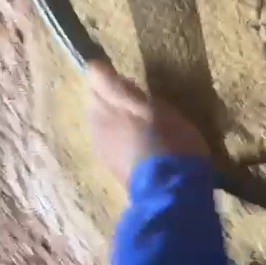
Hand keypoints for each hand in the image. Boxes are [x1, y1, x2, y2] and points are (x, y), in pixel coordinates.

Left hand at [85, 60, 209, 186]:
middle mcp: (94, 119)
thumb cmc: (171, 144)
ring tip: (145, 133)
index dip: (111, 74)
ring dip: (118, 122)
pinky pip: (111, 143)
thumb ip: (131, 92)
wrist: (169, 192)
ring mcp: (99, 145)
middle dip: (114, 100)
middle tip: (143, 109)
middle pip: (97, 98)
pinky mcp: (108, 166)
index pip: (95, 73)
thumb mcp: (159, 108)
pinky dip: (122, 142)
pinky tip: (143, 152)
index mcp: (106, 101)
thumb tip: (110, 77)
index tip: (131, 83)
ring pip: (102, 121)